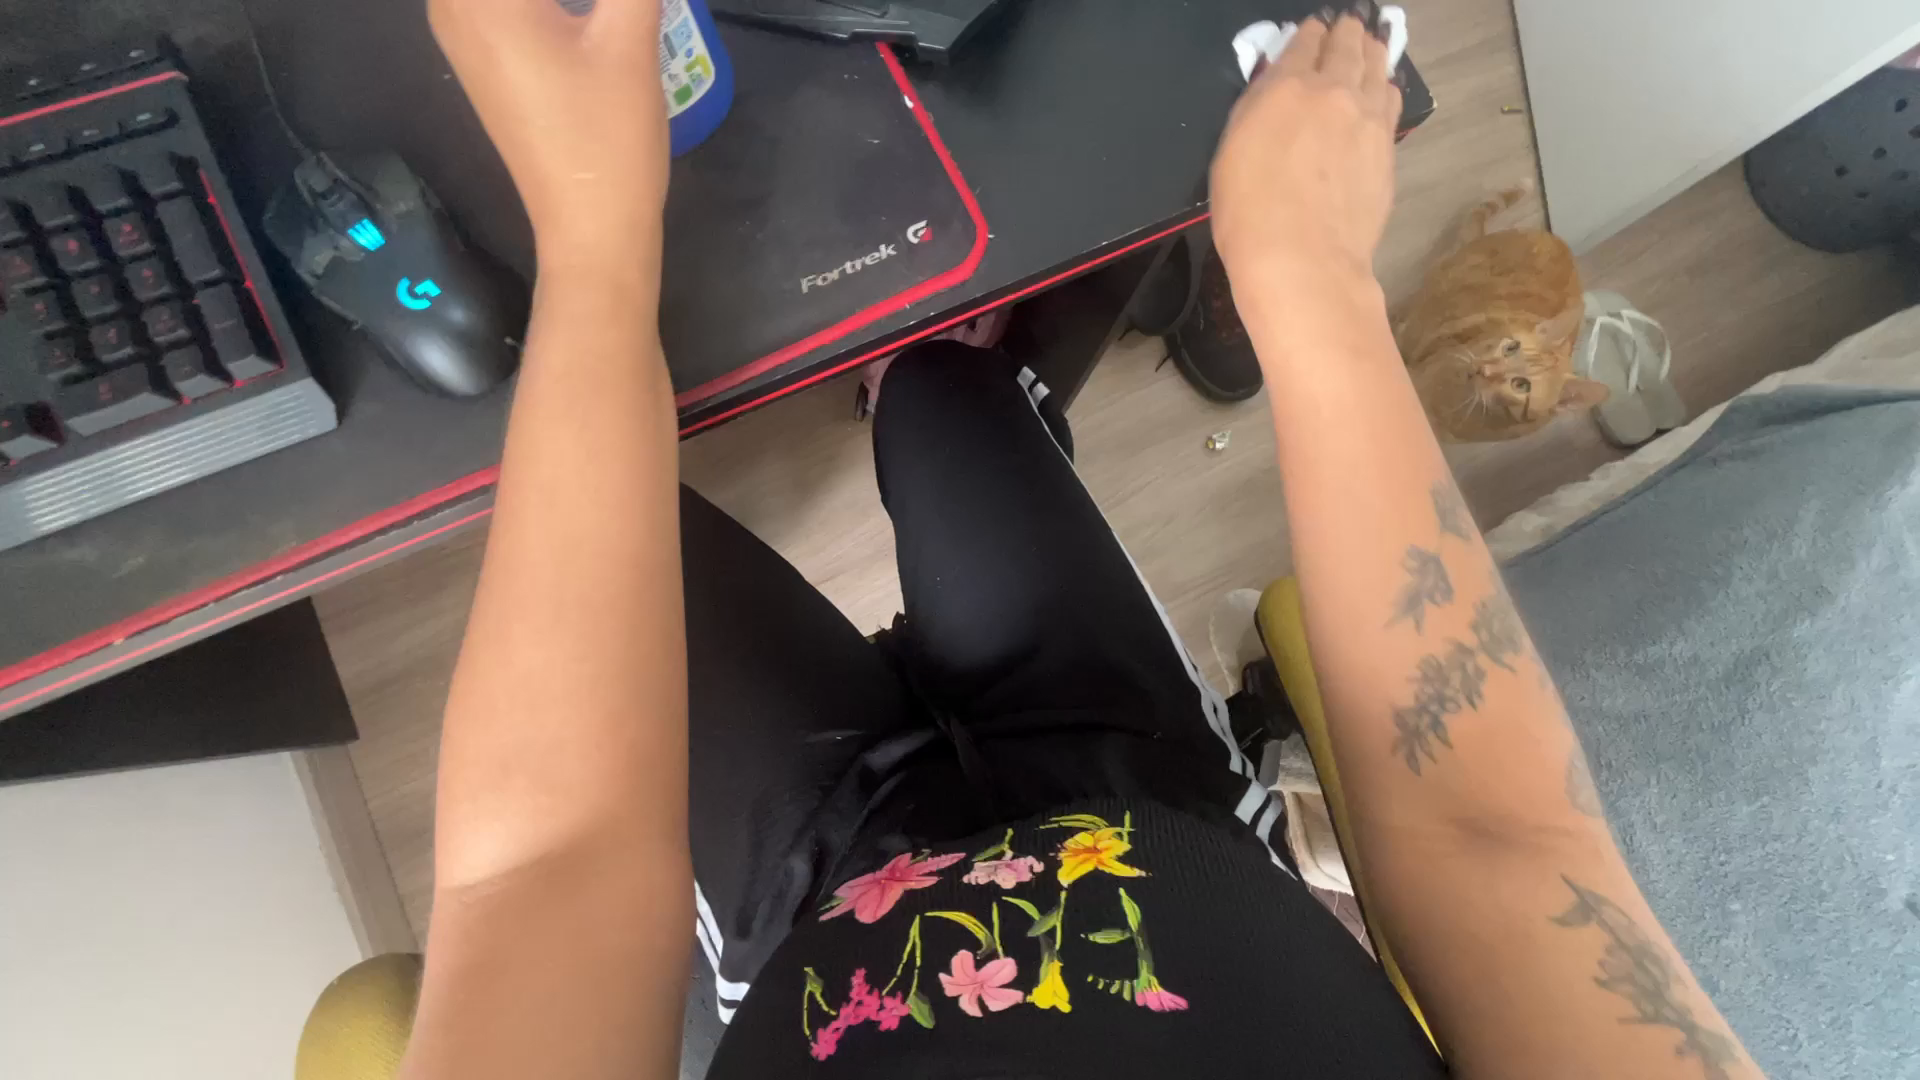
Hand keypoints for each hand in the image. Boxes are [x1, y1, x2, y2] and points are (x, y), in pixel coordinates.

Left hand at [429, 0, 669, 267]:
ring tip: (604, 10)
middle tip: (610, 5)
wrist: (593, 233)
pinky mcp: (486, 64)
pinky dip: (543, 4)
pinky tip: (579, 12)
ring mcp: (465, 35)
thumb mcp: (629, 47)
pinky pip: (499, 5)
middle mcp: (453, 3)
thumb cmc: (609, 143)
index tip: (605, 2)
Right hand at [1209, 12, 1401, 286]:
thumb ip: (1252, 116)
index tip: (1310, 34)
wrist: (1301, 261)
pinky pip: (1390, 102)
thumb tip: (1269, 92)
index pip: (1303, 42)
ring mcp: (1367, 117)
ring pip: (1377, 65)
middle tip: (1344, 32)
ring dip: (1370, 54)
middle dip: (1343, 35)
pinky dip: (1383, 89)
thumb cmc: (1247, 218)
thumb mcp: (1227, 160)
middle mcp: (1333, 90)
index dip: (1307, 36)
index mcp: (1285, 89)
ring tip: (1368, 51)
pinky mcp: (1387, 147)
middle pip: (1347, 44)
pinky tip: (1380, 93)